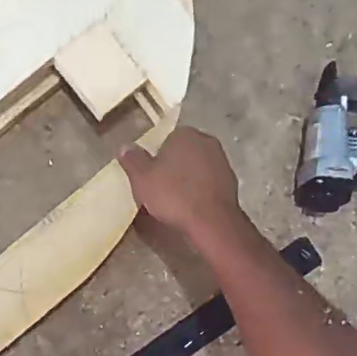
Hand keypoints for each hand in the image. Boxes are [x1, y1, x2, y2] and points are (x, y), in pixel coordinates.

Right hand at [116, 127, 248, 242]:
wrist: (212, 221)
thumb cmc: (174, 196)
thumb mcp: (142, 179)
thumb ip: (132, 160)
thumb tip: (125, 147)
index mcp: (185, 134)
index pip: (166, 140)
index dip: (156, 159)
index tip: (151, 178)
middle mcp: (207, 141)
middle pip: (183, 153)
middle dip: (174, 167)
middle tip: (162, 190)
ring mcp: (222, 161)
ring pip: (197, 168)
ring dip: (189, 179)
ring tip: (178, 201)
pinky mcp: (232, 182)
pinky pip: (209, 183)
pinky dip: (201, 191)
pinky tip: (194, 206)